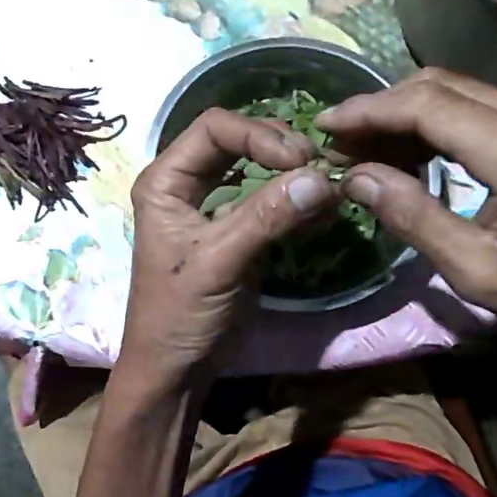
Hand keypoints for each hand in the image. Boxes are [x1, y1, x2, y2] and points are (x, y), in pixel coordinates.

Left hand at [119, 108, 335, 386]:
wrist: (177, 368)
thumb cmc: (179, 314)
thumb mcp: (219, 263)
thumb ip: (265, 217)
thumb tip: (320, 177)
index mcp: (167, 181)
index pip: (215, 128)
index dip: (258, 135)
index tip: (300, 160)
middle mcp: (187, 184)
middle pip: (238, 140)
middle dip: (280, 149)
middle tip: (319, 169)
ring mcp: (215, 205)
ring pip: (258, 168)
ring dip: (294, 173)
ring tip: (329, 188)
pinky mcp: (238, 230)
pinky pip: (271, 201)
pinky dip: (298, 201)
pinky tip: (326, 211)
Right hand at [316, 69, 496, 370]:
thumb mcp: (473, 269)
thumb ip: (410, 215)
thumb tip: (353, 176)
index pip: (428, 106)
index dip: (369, 111)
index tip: (324, 125)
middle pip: (439, 86)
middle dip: (380, 108)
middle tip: (338, 141)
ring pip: (455, 89)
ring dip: (403, 112)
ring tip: (362, 148)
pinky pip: (476, 105)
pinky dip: (432, 120)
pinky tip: (405, 149)